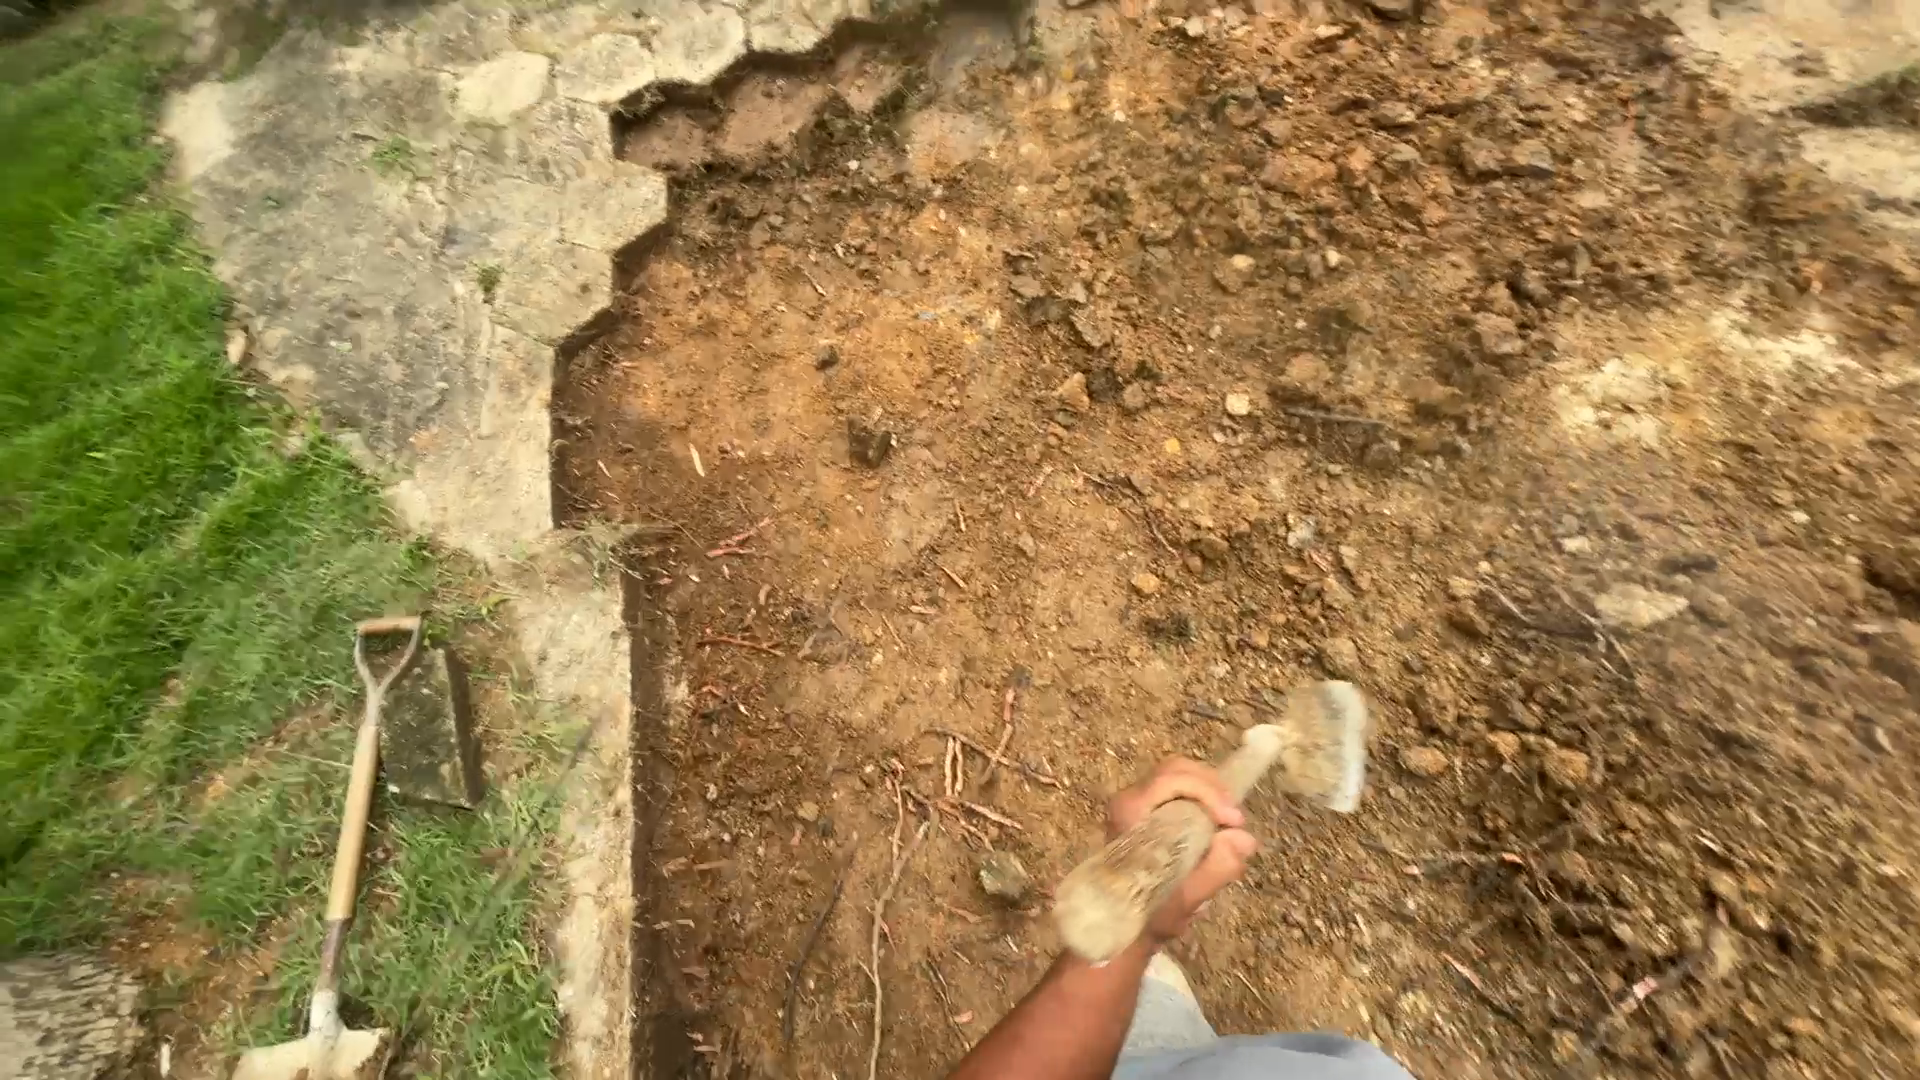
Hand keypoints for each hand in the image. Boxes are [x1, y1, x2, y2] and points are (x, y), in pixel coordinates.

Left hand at [1105, 758, 1259, 943]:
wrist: (1121, 924)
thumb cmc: (1150, 913)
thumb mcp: (1186, 898)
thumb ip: (1216, 867)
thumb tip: (1244, 838)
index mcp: (1130, 812)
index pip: (1171, 779)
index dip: (1207, 792)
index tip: (1234, 820)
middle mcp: (1128, 799)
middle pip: (1175, 769)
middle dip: (1211, 786)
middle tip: (1235, 817)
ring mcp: (1135, 801)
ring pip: (1176, 775)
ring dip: (1208, 790)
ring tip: (1229, 818)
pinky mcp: (1145, 809)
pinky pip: (1176, 788)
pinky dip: (1201, 796)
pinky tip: (1215, 819)